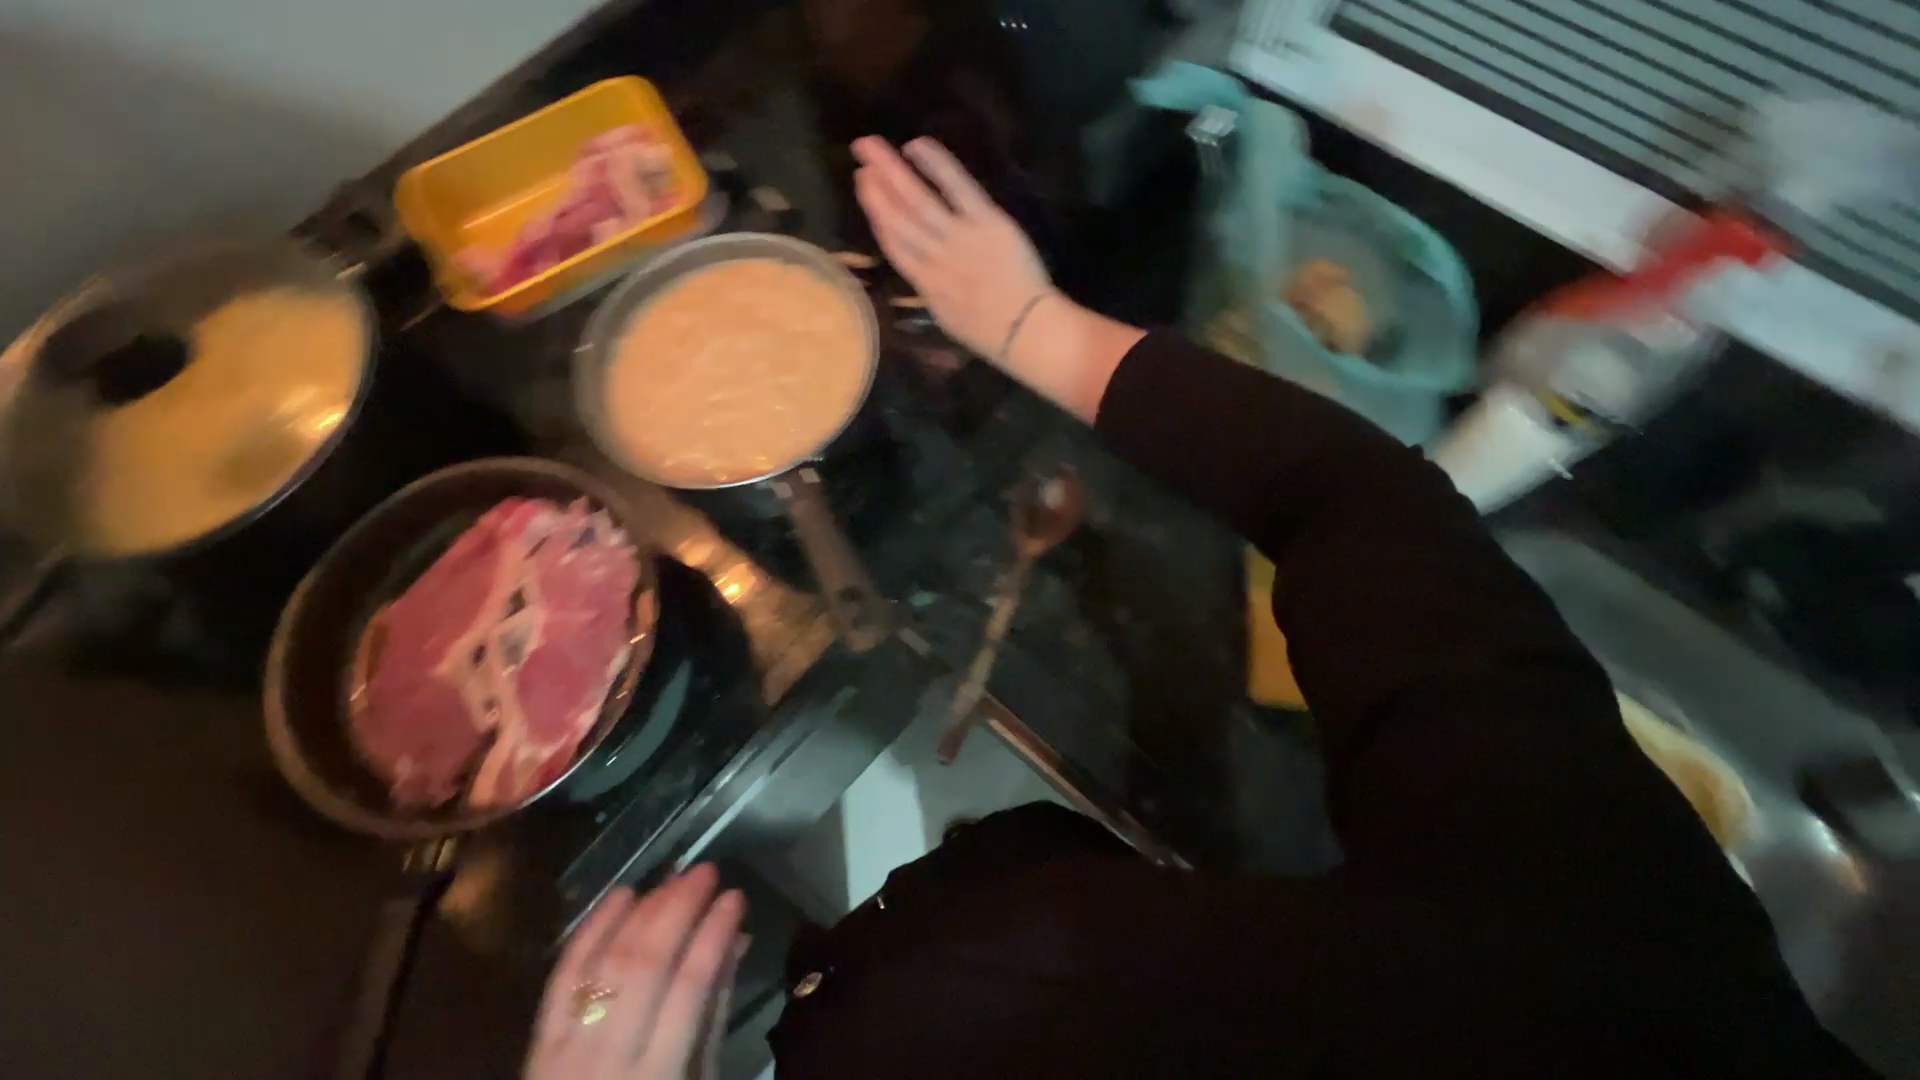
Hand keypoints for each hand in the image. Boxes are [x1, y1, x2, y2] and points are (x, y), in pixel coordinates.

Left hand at [526, 864, 746, 1079]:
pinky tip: (619, 896)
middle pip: (645, 966)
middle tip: (707, 872)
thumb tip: (733, 943)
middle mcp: (606, 1062)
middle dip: (679, 910)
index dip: (714, 935)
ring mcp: (564, 1054)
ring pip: (606, 964)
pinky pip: (563, 978)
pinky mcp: (536, 1048)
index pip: (689, 987)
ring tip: (673, 878)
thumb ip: (712, 1017)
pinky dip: (591, 931)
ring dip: (642, 912)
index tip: (736, 897)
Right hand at [852, 136, 1053, 357]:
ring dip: (893, 171)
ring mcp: (959, 238)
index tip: (864, 189)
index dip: (875, 215)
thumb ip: (932, 290)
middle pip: (898, 217)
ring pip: (917, 201)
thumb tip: (922, 272)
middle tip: (860, 156)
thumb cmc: (990, 331)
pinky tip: (916, 146)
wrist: (1024, 329)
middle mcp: (935, 258)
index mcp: (925, 284)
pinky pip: (956, 186)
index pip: (894, 244)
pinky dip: (935, 164)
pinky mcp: (985, 222)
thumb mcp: (949, 318)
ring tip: (874, 148)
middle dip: (876, 185)